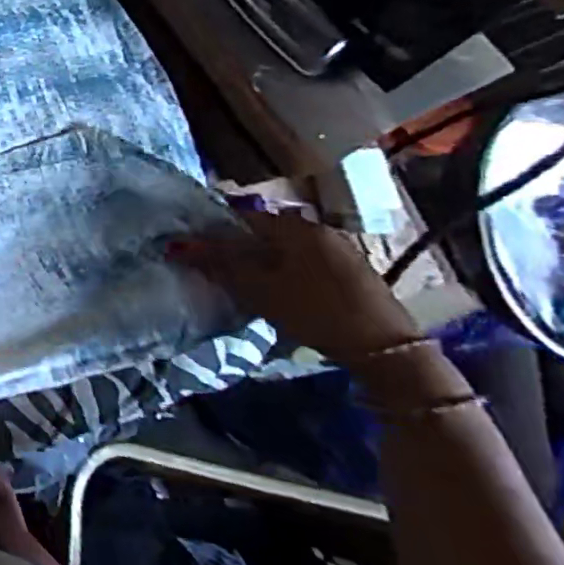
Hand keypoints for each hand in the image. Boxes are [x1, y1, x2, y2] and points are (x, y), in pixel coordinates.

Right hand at [169, 210, 419, 364]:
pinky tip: (277, 292)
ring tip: (244, 284)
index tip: (197, 249)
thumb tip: (178, 247)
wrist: (384, 348)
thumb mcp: (258, 289)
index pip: (242, 216)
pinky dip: (284, 270)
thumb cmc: (314, 311)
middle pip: (265, 232)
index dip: (215, 231)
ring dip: (261, 261)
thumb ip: (219, 264)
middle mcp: (317, 229)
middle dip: (238, 247)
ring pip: (285, 248)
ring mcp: (338, 250)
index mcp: (294, 227)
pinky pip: (304, 261)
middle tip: (217, 270)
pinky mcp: (350, 272)